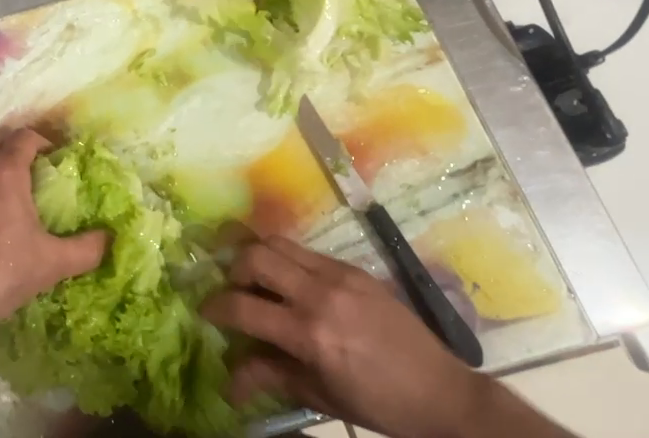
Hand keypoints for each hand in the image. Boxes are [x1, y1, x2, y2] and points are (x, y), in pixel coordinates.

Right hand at [203, 234, 563, 437]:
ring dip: (257, 256)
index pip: (243, 308)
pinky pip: (306, 252)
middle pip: (255, 256)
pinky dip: (287, 260)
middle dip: (232, 269)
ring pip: (278, 243)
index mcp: (311, 334)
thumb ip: (271, 376)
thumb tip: (228, 379)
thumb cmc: (380, 405)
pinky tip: (291, 283)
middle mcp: (320, 295)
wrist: (444, 394)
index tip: (204, 312)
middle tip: (231, 289)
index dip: (215, 308)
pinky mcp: (354, 269)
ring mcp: (339, 276)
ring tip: (255, 278)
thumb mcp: (321, 396)